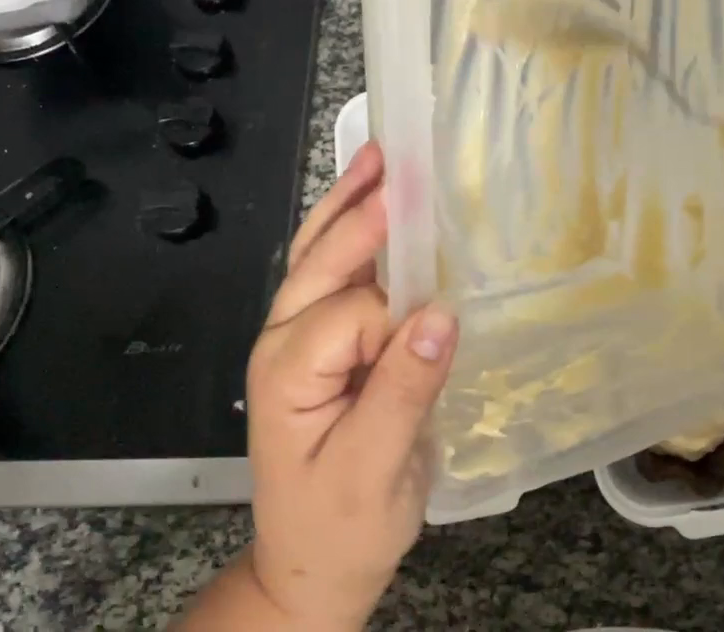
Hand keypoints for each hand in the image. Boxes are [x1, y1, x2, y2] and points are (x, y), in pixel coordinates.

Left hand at [244, 141, 459, 629]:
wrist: (313, 566)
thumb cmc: (342, 527)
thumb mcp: (375, 471)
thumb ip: (403, 391)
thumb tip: (441, 314)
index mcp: (288, 371)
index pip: (352, 314)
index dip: (398, 319)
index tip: (441, 331)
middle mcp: (282, 341)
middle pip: (322, 262)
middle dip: (360, 210)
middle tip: (398, 157)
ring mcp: (294, 339)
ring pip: (318, 258)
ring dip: (348, 206)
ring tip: (376, 159)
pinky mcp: (315, 343)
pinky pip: (332, 277)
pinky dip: (352, 235)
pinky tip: (370, 207)